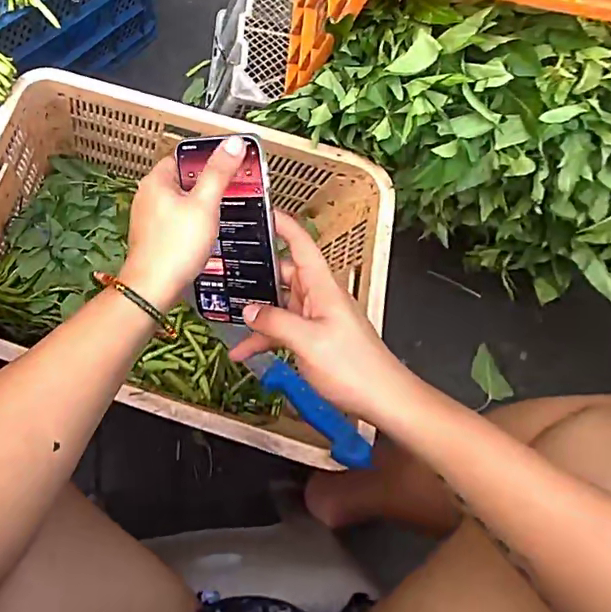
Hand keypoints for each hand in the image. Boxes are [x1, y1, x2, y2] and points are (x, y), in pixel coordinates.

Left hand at [116, 137, 247, 309]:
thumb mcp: (205, 204)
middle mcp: (147, 195)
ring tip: (221, 212)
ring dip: (200, 204)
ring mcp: (148, 217)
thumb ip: (219, 172)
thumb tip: (233, 144)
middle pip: (182, 178)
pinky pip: (176, 220)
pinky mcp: (153, 236)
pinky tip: (205, 233)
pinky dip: (191, 222)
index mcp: (156, 180)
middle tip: (230, 189)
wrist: (153, 289)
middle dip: (205, 183)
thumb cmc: (175, 247)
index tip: (227, 163)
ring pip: (180, 201)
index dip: (206, 158)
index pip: (182, 156)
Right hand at [227, 212, 414, 418]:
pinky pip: (283, 328)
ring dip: (256, 312)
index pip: (301, 244)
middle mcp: (319, 295)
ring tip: (226, 313)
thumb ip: (274, 322)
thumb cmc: (353, 367)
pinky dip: (264, 337)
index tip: (260, 210)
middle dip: (256, 272)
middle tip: (225, 268)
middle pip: (284, 272)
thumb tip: (248, 310)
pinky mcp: (314, 337)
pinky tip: (244, 351)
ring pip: (279, 303)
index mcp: (322, 286)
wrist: (386, 401)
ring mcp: (316, 316)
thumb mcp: (307, 342)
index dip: (283, 224)